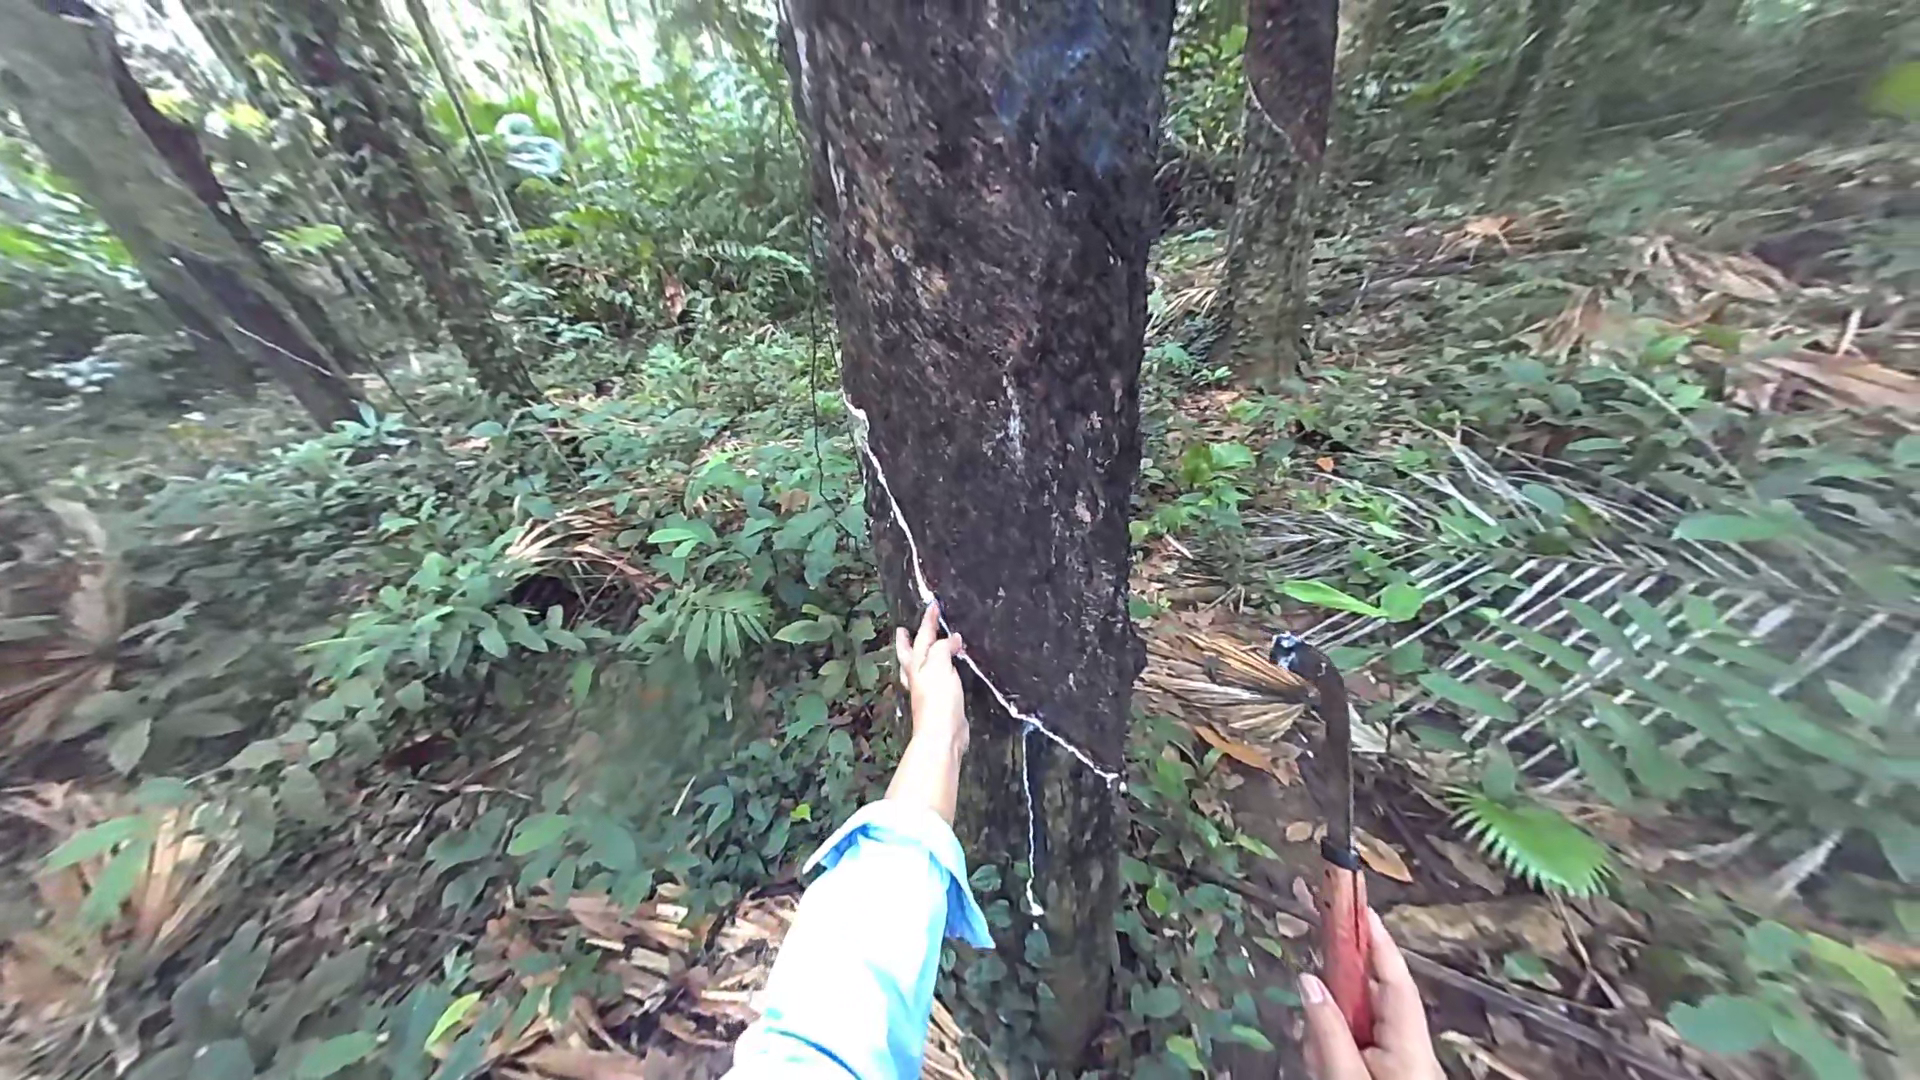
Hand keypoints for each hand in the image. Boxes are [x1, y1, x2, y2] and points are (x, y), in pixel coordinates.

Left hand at [893, 602, 967, 754]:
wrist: (942, 734)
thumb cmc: (938, 699)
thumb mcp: (940, 665)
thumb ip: (944, 648)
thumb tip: (953, 638)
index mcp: (916, 664)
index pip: (922, 636)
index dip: (928, 620)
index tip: (933, 605)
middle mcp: (917, 675)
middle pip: (909, 653)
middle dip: (906, 641)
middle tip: (902, 630)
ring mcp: (926, 689)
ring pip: (918, 666)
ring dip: (917, 655)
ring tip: (917, 648)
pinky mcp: (937, 701)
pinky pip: (934, 678)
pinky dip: (936, 670)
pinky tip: (941, 672)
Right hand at [1301, 910, 1442, 1079]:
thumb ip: (1327, 1031)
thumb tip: (1308, 978)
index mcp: (1410, 1051)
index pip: (1395, 983)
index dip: (1379, 942)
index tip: (1361, 906)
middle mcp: (1409, 1054)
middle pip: (1371, 1001)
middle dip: (1337, 996)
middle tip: (1314, 1013)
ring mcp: (1397, 1068)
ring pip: (1356, 1026)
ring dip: (1329, 1033)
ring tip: (1319, 1064)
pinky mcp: (1383, 1077)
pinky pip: (1354, 1049)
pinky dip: (1333, 1052)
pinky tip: (1323, 1068)